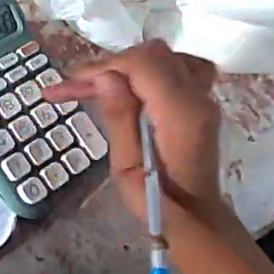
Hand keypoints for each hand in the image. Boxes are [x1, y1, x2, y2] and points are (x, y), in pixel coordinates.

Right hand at [42, 40, 223, 220]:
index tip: (69, 82)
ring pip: (163, 57)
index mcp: (179, 114)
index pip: (141, 65)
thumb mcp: (127, 167)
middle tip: (73, 87)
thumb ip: (119, 118)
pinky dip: (148, 68)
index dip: (103, 67)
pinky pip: (177, 66)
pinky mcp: (200, 101)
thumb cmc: (155, 200)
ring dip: (125, 65)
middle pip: (151, 56)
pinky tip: (130, 83)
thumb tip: (106, 77)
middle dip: (109, 65)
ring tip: (97, 85)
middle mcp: (197, 98)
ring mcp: (204, 97)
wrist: (194, 217)